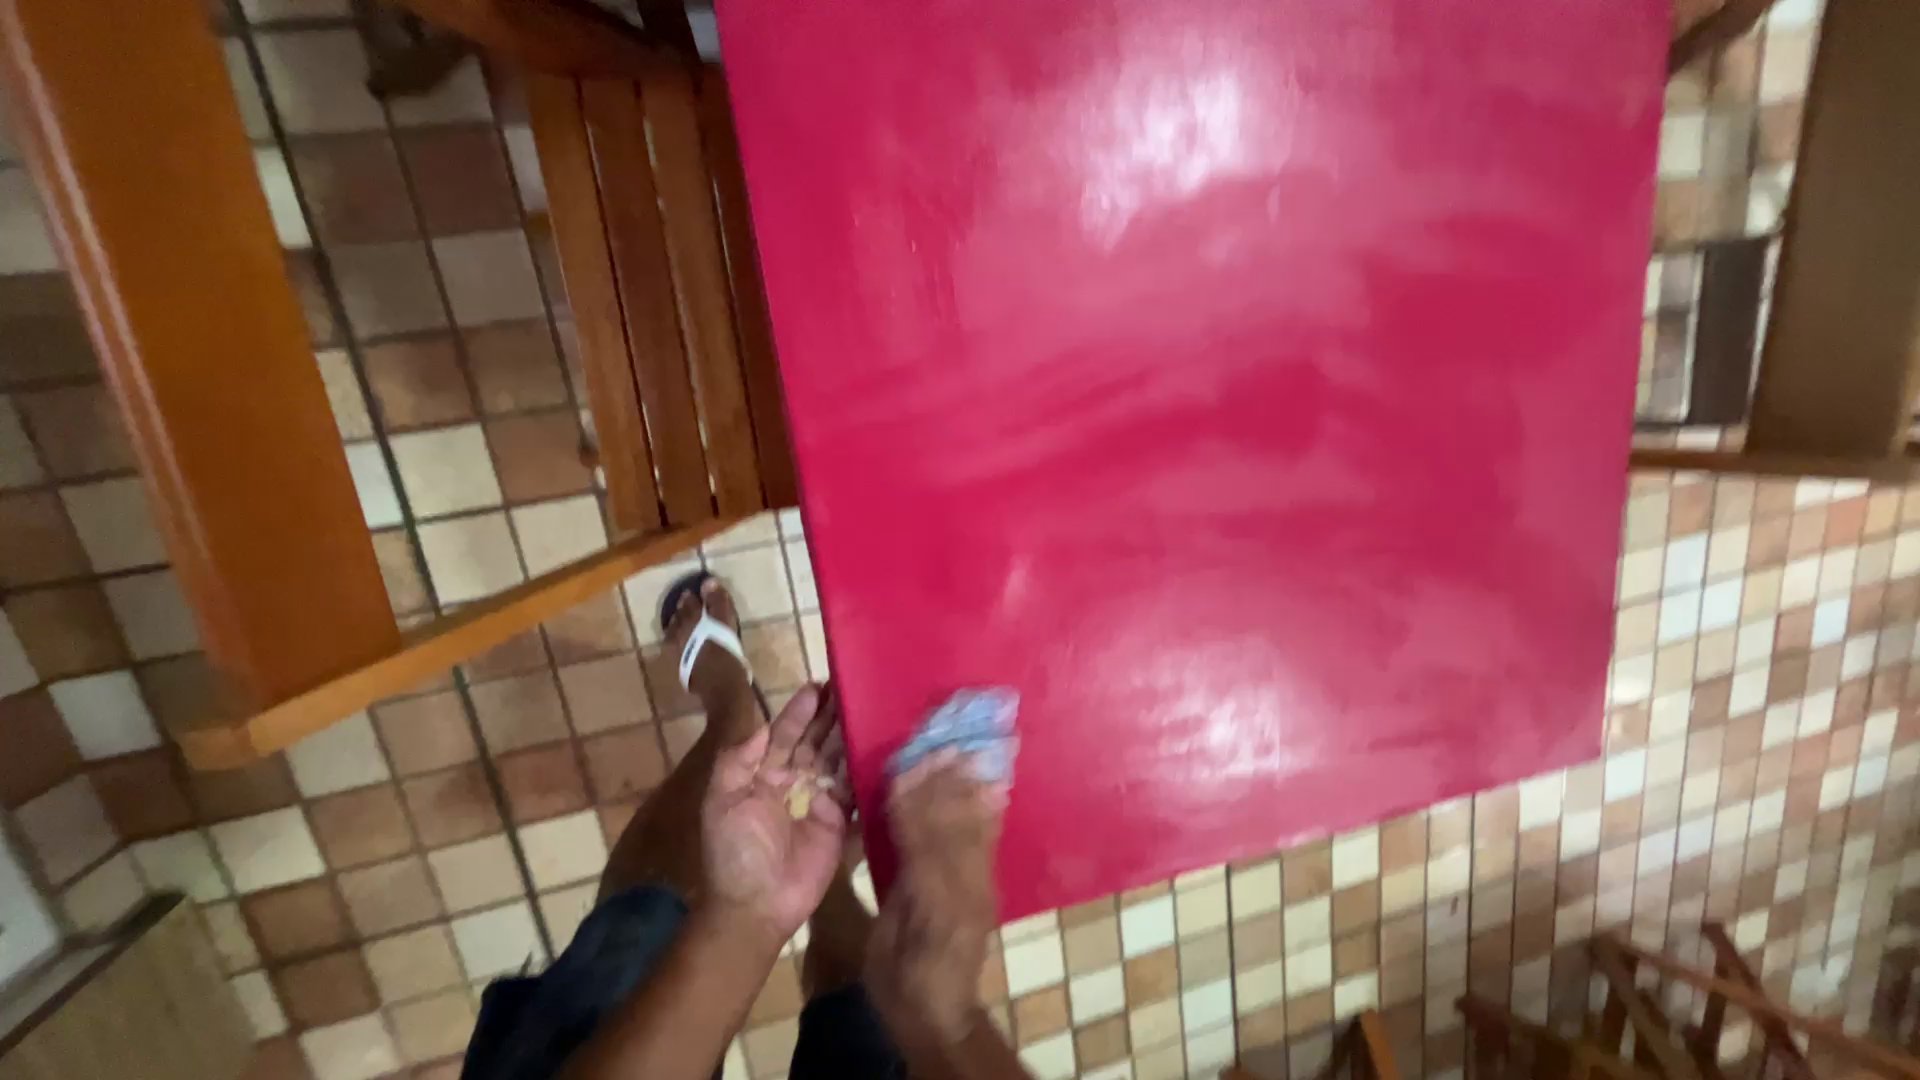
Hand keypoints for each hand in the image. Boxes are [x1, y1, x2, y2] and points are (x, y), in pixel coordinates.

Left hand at [701, 684, 848, 944]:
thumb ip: (738, 762)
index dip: (798, 712)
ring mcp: (817, 800)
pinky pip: (852, 788)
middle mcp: (791, 782)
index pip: (783, 735)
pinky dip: (860, 767)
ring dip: (846, 734)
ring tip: (865, 707)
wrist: (756, 905)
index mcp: (761, 775)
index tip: (816, 686)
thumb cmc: (735, 851)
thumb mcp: (721, 802)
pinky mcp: (839, 820)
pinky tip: (874, 744)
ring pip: (834, 759)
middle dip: (828, 716)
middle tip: (848, 687)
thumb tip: (764, 727)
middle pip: (813, 741)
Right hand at [866, 752, 1007, 1046]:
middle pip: (954, 820)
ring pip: (975, 824)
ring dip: (969, 785)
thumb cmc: (901, 978)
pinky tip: (988, 784)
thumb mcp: (889, 933)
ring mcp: (980, 885)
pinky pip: (988, 840)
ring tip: (967, 749)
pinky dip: (987, 807)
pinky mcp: (986, 888)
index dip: (915, 795)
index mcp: (936, 894)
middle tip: (944, 738)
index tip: (905, 760)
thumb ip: (902, 874)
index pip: (925, 832)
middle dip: (947, 779)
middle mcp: (965, 882)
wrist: (939, 1016)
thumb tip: (902, 816)